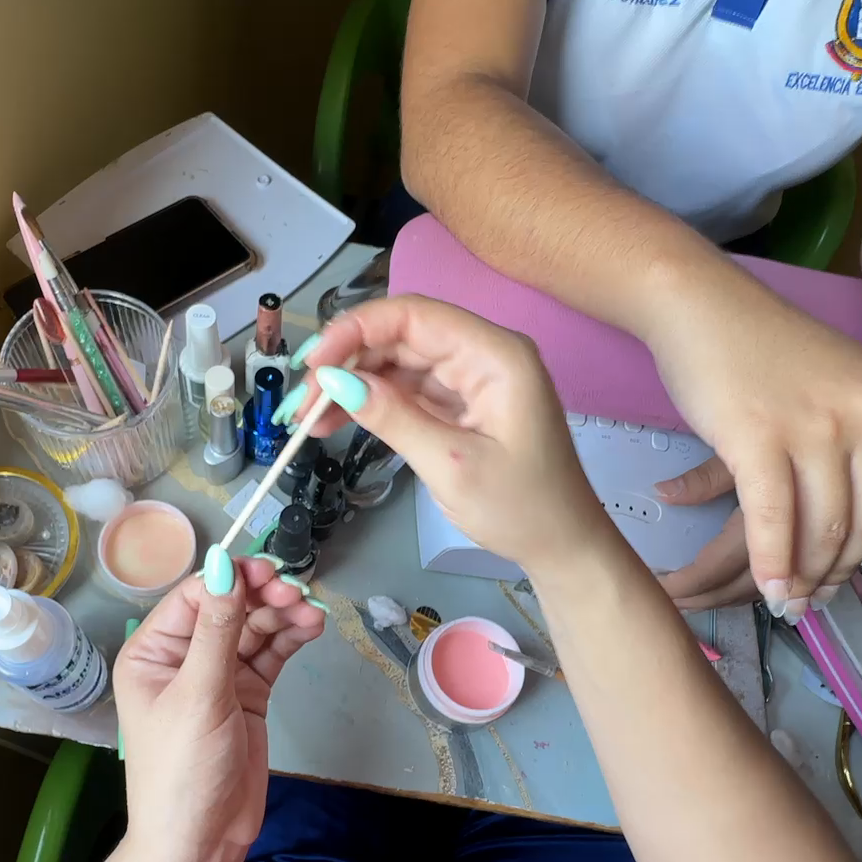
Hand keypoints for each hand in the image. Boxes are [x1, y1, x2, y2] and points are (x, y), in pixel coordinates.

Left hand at [113, 558, 325, 861]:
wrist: (200, 844)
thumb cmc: (184, 769)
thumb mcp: (199, 695)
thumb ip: (218, 629)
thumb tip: (224, 564)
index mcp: (154, 651)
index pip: (195, 597)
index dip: (231, 578)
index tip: (269, 572)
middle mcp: (185, 657)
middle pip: (228, 608)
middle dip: (262, 595)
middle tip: (296, 592)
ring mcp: (219, 675)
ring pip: (254, 628)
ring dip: (282, 615)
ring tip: (311, 612)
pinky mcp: (248, 694)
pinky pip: (270, 655)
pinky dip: (291, 639)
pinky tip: (312, 627)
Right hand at [295, 295, 613, 576]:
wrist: (560, 545)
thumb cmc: (520, 508)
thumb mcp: (451, 465)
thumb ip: (393, 417)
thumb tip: (334, 381)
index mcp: (494, 355)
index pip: (413, 315)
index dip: (354, 331)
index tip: (311, 366)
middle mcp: (481, 355)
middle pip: (399, 337)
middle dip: (345, 364)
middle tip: (300, 406)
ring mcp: (468, 379)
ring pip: (395, 365)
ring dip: (350, 387)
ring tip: (307, 420)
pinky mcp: (457, 404)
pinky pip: (404, 392)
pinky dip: (369, 405)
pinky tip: (334, 422)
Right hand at [649, 290, 861, 618]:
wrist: (704, 306)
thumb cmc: (758, 346)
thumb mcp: (833, 385)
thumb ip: (852, 435)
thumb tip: (841, 499)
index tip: (841, 574)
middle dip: (836, 572)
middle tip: (808, 603)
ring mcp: (818, 428)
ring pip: (821, 526)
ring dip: (803, 576)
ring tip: (784, 603)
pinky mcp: (761, 440)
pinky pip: (773, 517)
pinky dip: (770, 559)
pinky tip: (763, 585)